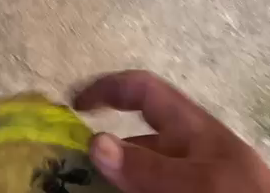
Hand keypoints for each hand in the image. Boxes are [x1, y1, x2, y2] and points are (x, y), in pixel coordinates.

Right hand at [73, 70, 269, 192]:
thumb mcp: (199, 183)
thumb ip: (148, 168)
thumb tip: (94, 142)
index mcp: (190, 128)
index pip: (142, 90)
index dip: (107, 88)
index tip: (71, 105)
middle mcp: (188, 153)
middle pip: (136, 147)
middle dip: (106, 160)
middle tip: (69, 177)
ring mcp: (192, 183)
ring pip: (143, 180)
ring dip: (117, 186)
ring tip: (86, 192)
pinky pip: (154, 192)